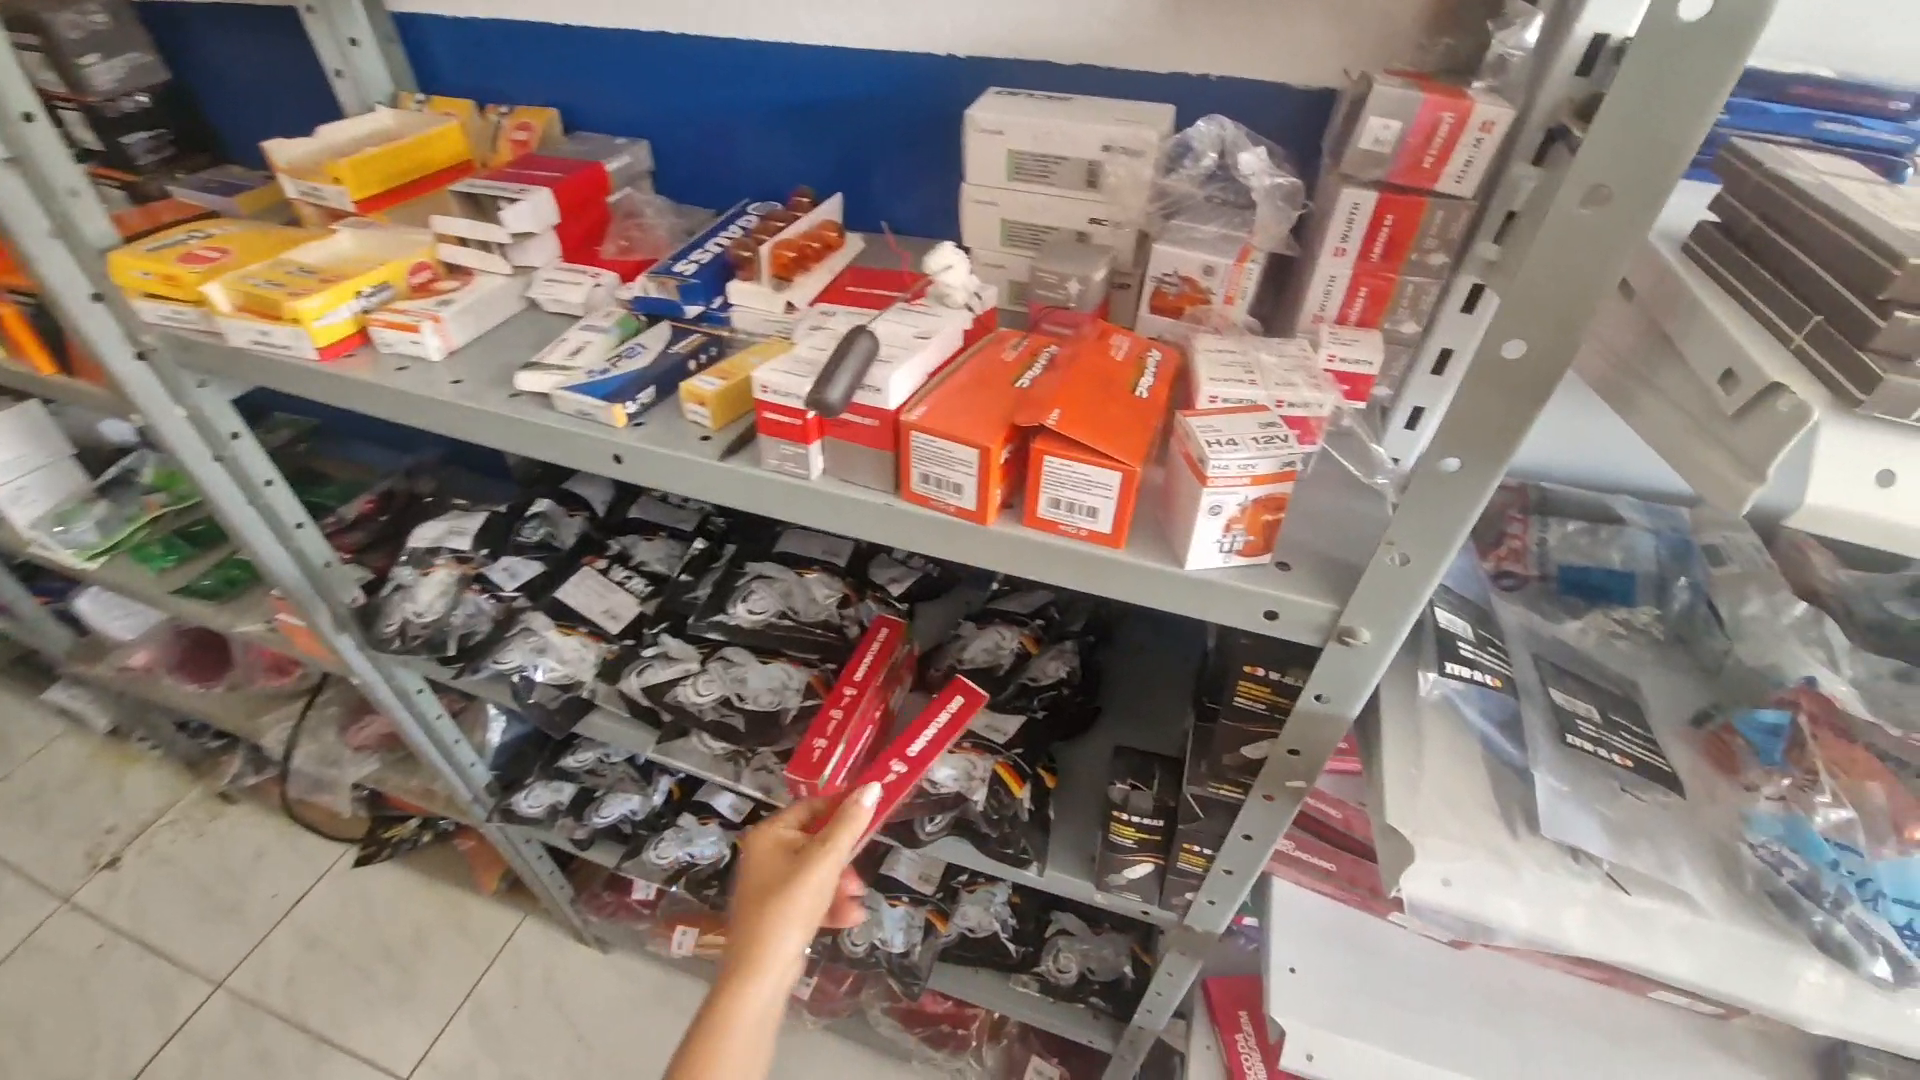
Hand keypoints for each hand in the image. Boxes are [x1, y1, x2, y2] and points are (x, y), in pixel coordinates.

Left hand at [723, 782, 880, 985]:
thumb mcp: (826, 860)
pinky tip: (850, 918)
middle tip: (860, 873)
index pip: (812, 806)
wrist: (761, 973)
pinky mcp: (776, 911)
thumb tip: (873, 786)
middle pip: (816, 841)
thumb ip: (850, 823)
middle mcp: (765, 853)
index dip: (842, 808)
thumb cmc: (791, 906)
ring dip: (841, 884)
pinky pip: (809, 896)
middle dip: (843, 858)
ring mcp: (769, 884)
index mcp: (770, 833)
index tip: (872, 813)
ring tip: (857, 900)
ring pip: (816, 871)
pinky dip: (829, 903)